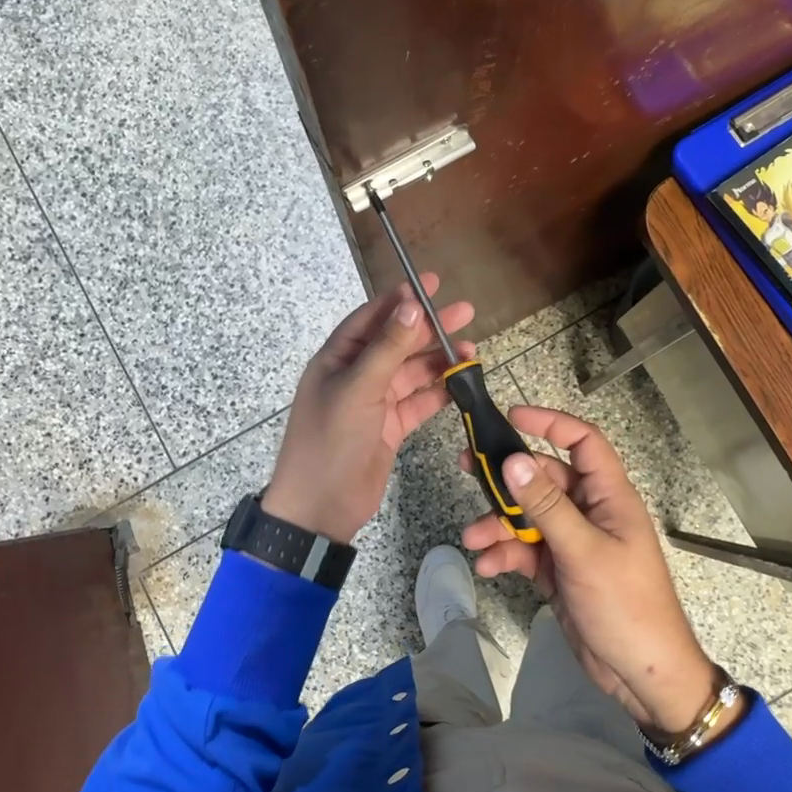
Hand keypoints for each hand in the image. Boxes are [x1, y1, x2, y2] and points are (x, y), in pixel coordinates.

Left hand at [262, 273, 473, 543]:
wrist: (319, 507)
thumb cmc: (330, 442)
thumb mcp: (358, 390)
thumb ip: (387, 349)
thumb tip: (411, 306)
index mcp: (337, 359)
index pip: (372, 318)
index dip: (400, 300)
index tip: (433, 284)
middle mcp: (356, 376)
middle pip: (396, 343)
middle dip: (429, 328)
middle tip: (466, 312)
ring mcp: (373, 403)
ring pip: (411, 373)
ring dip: (438, 361)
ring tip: (471, 349)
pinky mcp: (389, 428)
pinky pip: (418, 402)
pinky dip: (439, 392)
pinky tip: (463, 383)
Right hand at [461, 406, 719, 733]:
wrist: (642, 674)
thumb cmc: (625, 605)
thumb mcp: (583, 552)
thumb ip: (546, 507)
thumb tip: (514, 461)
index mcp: (610, 497)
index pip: (582, 443)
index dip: (550, 423)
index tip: (511, 416)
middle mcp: (590, 512)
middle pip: (543, 480)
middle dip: (505, 480)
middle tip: (465, 466)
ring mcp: (573, 543)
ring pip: (527, 517)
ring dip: (498, 524)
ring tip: (473, 539)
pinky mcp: (558, 571)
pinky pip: (524, 551)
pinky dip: (504, 555)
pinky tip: (487, 566)